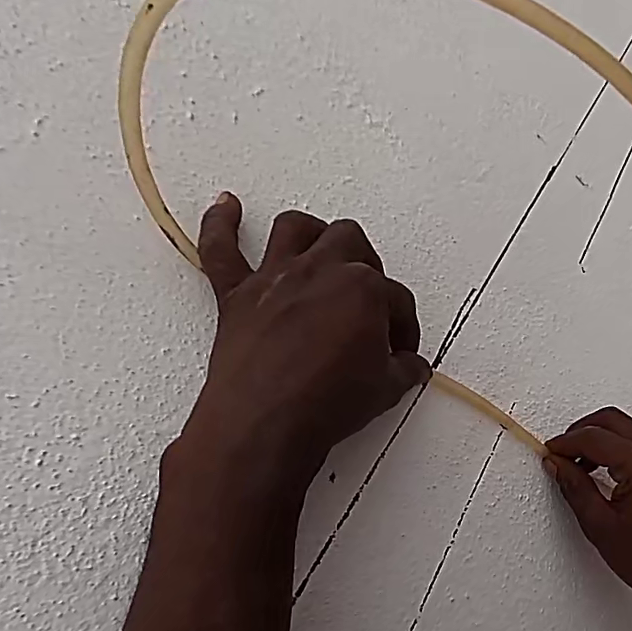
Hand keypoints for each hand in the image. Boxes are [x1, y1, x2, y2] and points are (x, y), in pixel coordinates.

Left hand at [183, 193, 430, 480]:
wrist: (266, 425)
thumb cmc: (323, 404)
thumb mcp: (383, 391)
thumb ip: (402, 371)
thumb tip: (410, 368)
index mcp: (363, 289)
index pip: (394, 299)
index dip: (402, 326)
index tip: (400, 348)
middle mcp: (319, 271)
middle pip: (351, 244)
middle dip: (366, 264)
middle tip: (368, 294)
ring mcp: (276, 279)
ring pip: (295, 229)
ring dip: (312, 232)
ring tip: (320, 243)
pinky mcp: (237, 296)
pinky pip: (220, 249)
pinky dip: (221, 225)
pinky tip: (226, 206)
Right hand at [541, 407, 631, 617]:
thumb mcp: (600, 526)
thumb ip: (575, 488)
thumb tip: (558, 464)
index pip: (595, 438)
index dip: (566, 443)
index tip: (552, 452)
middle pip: (611, 420)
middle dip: (580, 432)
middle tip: (562, 452)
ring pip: (625, 427)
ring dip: (599, 438)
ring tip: (579, 463)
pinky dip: (616, 446)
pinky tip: (602, 467)